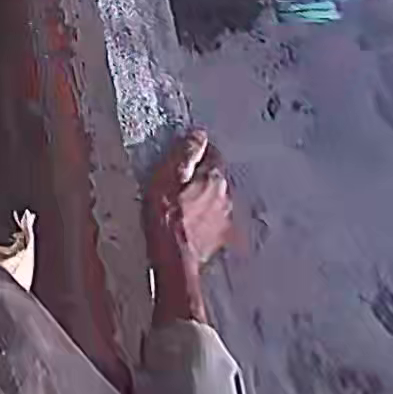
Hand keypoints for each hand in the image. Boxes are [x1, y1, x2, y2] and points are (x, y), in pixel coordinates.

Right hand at [144, 129, 232, 322]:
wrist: (174, 259)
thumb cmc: (165, 215)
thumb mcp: (168, 176)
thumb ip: (186, 153)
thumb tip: (199, 134)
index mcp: (213, 178)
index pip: (212, 152)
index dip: (197, 149)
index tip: (182, 150)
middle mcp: (226, 196)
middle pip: (215, 174)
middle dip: (200, 171)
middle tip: (178, 174)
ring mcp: (226, 218)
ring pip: (215, 195)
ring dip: (202, 193)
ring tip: (181, 197)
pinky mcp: (221, 236)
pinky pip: (213, 215)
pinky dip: (203, 212)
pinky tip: (188, 217)